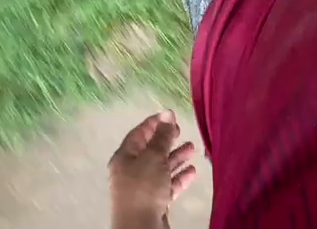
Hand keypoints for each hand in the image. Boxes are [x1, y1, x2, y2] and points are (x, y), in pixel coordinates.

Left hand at [109, 110, 198, 228]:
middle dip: (167, 140)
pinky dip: (178, 177)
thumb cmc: (144, 187)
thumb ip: (162, 135)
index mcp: (124, 157)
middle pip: (151, 150)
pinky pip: (167, 185)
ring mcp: (142, 188)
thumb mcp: (154, 156)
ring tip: (192, 149)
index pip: (139, 133)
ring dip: (176, 158)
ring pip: (161, 167)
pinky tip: (192, 171)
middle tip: (181, 131)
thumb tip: (167, 112)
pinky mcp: (153, 203)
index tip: (171, 115)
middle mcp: (131, 171)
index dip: (154, 123)